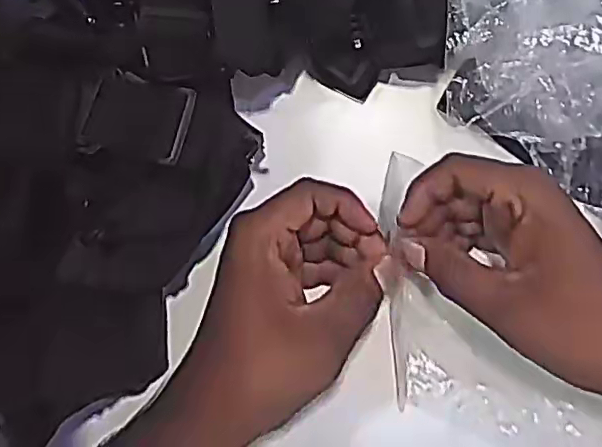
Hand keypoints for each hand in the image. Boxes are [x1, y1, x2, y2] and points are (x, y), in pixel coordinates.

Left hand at [118, 178, 388, 445]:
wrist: (218, 407)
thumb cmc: (249, 373)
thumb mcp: (324, 333)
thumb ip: (361, 292)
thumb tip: (383, 265)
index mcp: (259, 234)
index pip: (311, 194)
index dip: (349, 208)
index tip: (374, 232)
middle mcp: (255, 238)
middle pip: (312, 213)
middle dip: (350, 233)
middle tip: (378, 258)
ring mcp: (259, 258)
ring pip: (311, 237)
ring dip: (344, 253)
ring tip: (371, 277)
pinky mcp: (264, 278)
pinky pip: (304, 259)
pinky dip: (330, 271)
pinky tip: (351, 291)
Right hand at [395, 154, 601, 423]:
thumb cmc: (588, 328)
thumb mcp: (505, 303)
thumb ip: (448, 270)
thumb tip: (408, 250)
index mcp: (524, 192)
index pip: (454, 171)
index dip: (421, 196)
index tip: (404, 228)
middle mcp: (526, 194)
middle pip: (459, 187)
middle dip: (430, 216)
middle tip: (409, 250)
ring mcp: (531, 215)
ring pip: (468, 208)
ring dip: (443, 232)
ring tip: (425, 264)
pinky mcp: (532, 236)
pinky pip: (484, 228)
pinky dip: (463, 245)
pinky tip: (449, 268)